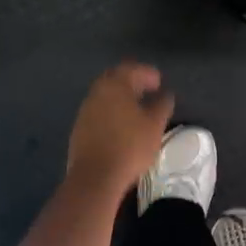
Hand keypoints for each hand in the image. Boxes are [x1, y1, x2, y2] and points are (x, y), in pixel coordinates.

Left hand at [67, 62, 174, 196]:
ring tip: (136, 108)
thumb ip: (162, 105)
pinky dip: (111, 111)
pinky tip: (120, 124)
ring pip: (105, 95)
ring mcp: (85, 110)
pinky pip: (98, 111)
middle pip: (116, 79)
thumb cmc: (129, 146)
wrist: (95, 176)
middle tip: (147, 90)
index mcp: (115, 85)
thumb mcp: (154, 125)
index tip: (159, 82)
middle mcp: (97, 92)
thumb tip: (166, 94)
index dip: (148, 73)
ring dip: (121, 97)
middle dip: (132, 82)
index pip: (132, 69)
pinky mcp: (79, 127)